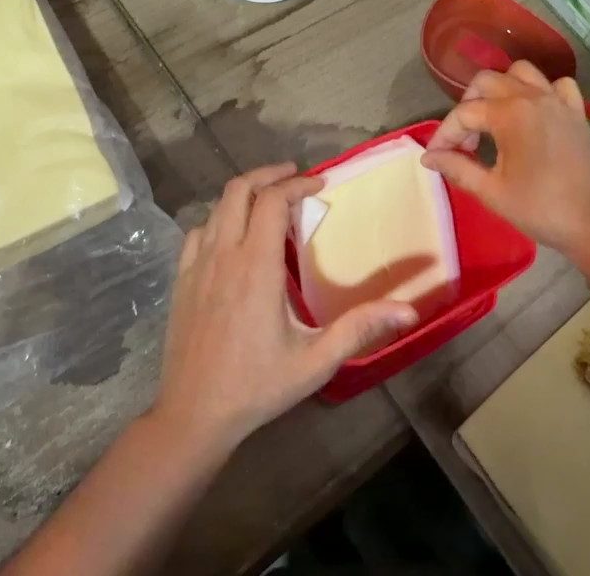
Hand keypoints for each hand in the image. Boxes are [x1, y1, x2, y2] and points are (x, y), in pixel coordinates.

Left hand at [150, 164, 417, 454]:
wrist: (193, 414)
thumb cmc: (258, 386)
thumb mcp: (315, 361)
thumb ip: (360, 329)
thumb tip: (408, 311)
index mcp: (256, 266)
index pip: (272, 201)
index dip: (296, 184)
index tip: (320, 185)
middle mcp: (223, 255)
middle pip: (238, 190)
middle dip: (267, 175)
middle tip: (295, 177)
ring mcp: (196, 266)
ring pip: (216, 208)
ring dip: (244, 195)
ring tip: (269, 202)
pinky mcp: (181, 280)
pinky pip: (197, 233)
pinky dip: (218, 220)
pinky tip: (233, 236)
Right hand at [422, 62, 589, 275]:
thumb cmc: (542, 209)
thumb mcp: (492, 192)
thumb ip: (457, 168)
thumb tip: (428, 157)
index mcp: (510, 114)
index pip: (464, 113)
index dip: (445, 134)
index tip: (436, 157)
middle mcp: (533, 97)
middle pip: (488, 80)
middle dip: (468, 105)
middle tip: (465, 140)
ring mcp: (558, 102)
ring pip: (521, 73)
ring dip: (500, 88)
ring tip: (493, 120)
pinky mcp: (577, 114)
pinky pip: (556, 86)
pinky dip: (540, 91)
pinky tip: (533, 115)